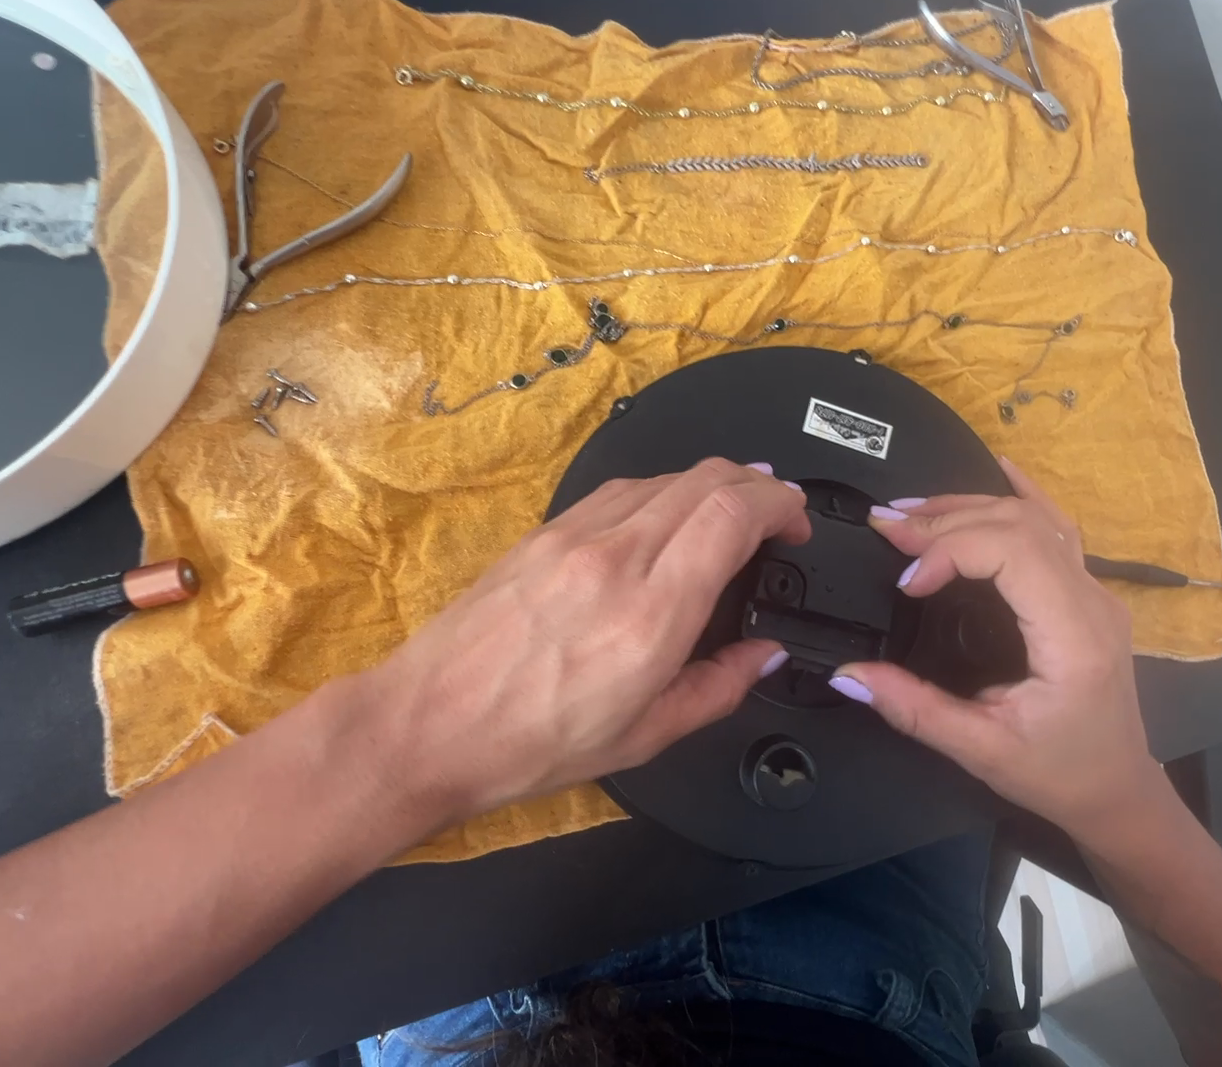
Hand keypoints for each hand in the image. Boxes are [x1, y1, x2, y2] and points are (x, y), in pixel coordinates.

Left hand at [350, 458, 808, 825]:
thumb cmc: (532, 743)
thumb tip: (763, 655)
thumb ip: (719, 686)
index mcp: (651, 614)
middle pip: (708, 478)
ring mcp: (574, 536)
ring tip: (730, 515)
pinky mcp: (545, 532)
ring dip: (712, 484)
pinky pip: (622, 490)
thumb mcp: (645, 736)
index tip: (795, 522)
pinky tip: (668, 519)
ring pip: (666, 476)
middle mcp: (615, 558)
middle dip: (759, 483)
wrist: (426, 724)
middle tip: (777, 514)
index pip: (732, 514)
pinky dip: (664, 492)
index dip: (779, 502)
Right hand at [832, 458, 1169, 842]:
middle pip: (1018, 524)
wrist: (1118, 791)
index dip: (950, 548)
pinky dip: (1022, 494)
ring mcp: (1096, 591)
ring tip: (910, 512)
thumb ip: (913, 710)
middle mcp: (1092, 600)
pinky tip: (999, 468)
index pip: (1013, 551)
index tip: (907, 580)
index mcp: (1072, 636)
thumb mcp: (981, 751)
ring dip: (968, 506)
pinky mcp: (1087, 592)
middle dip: (945, 518)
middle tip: (885, 525)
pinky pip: (1056, 527)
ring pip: (1033, 518)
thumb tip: (848, 673)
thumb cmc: (1058, 774)